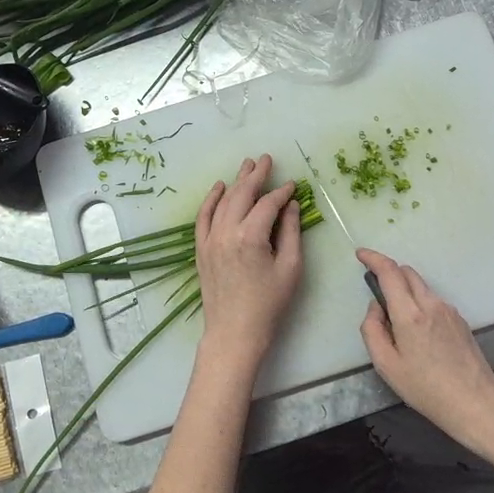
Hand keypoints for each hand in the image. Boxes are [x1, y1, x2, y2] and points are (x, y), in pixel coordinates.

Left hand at [193, 155, 303, 375]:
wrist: (234, 332)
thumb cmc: (268, 304)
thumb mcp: (290, 268)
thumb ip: (290, 232)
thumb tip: (291, 206)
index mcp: (251, 236)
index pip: (268, 204)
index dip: (281, 192)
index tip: (292, 185)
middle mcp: (226, 232)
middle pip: (242, 195)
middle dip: (255, 176)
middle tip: (266, 160)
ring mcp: (209, 240)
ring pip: (222, 202)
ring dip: (235, 182)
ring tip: (247, 167)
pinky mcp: (200, 249)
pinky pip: (203, 217)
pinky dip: (211, 200)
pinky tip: (219, 187)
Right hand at [357, 248, 493, 447]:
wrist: (475, 402)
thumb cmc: (426, 388)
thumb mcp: (386, 365)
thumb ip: (372, 330)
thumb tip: (375, 308)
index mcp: (410, 314)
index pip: (390, 272)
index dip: (373, 258)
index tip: (361, 254)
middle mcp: (431, 304)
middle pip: (407, 273)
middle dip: (389, 274)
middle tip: (377, 295)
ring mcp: (449, 310)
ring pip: (421, 287)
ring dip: (405, 291)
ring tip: (399, 325)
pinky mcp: (460, 320)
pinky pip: (433, 301)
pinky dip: (420, 304)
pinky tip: (419, 334)